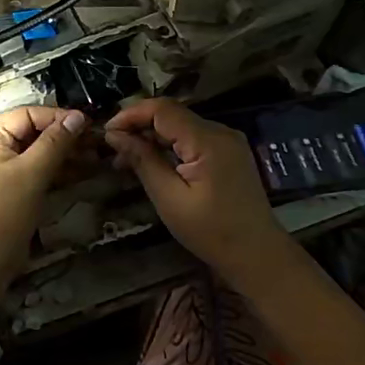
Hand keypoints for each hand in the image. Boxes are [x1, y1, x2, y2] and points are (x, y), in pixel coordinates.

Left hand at [0, 106, 87, 298]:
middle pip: (34, 131)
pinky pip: (39, 170)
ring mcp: (4, 170)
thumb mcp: (31, 174)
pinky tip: (83, 170)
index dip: (57, 116)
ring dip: (66, 152)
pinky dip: (59, 169)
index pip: (28, 113)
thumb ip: (55, 142)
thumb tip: (78, 117)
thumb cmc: (3, 213)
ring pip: (40, 152)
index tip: (87, 124)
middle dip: (65, 135)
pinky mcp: (15, 189)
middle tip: (95, 141)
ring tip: (95, 155)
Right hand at [104, 99, 294, 283]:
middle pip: (172, 114)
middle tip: (113, 150)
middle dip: (139, 127)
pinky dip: (171, 146)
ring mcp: (228, 140)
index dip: (131, 114)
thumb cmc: (211, 232)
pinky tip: (153, 162)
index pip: (163, 110)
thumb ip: (143, 161)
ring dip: (153, 137)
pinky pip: (194, 138)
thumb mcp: (169, 199)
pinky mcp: (229, 152)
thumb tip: (115, 135)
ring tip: (127, 159)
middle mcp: (220, 131)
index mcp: (208, 140)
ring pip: (181, 126)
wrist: (257, 254)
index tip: (106, 132)